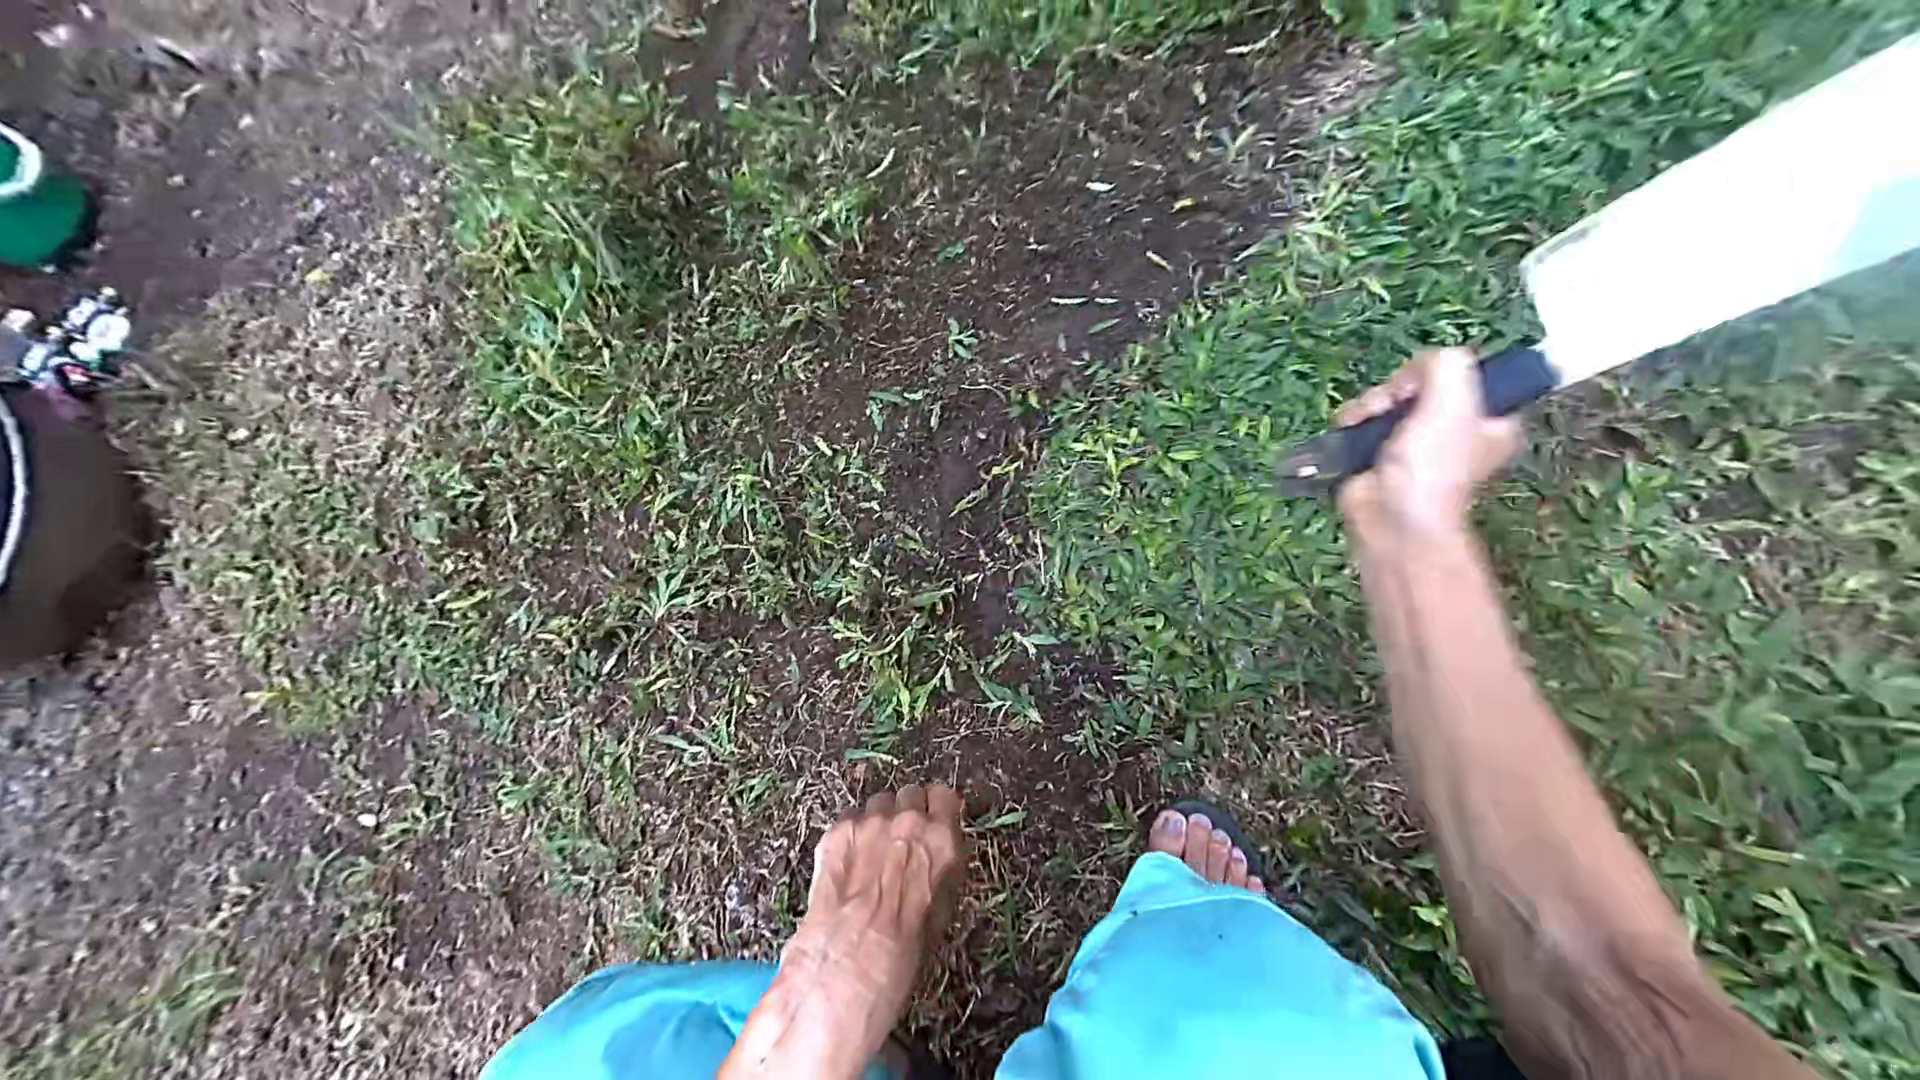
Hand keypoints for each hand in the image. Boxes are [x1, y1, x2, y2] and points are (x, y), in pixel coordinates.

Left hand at [721, 784, 965, 1079]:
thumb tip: (938, 852)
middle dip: (906, 812)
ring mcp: (872, 821)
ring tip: (870, 853)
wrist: (849, 963)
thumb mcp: (943, 907)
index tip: (932, 818)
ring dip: (878, 820)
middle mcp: (909, 821)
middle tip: (899, 839)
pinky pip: (851, 818)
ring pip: (879, 802)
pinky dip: (852, 834)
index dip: (936, 808)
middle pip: (910, 794)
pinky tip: (848, 863)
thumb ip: (942, 864)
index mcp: (942, 840)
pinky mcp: (840, 828)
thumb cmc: (904, 950)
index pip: (944, 796)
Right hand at [1334, 347, 1522, 542]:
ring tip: (1364, 419)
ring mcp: (1410, 443)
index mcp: (1488, 420)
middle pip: (1420, 384)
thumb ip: (1446, 365)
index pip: (1466, 375)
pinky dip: (1351, 420)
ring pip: (1387, 400)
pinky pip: (1362, 422)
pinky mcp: (1374, 454)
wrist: (1389, 515)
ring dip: (1370, 403)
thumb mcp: (1454, 402)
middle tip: (1391, 404)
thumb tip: (1420, 366)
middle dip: (1397, 388)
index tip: (1424, 384)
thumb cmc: (1430, 466)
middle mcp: (1451, 430)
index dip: (1440, 373)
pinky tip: (1349, 427)